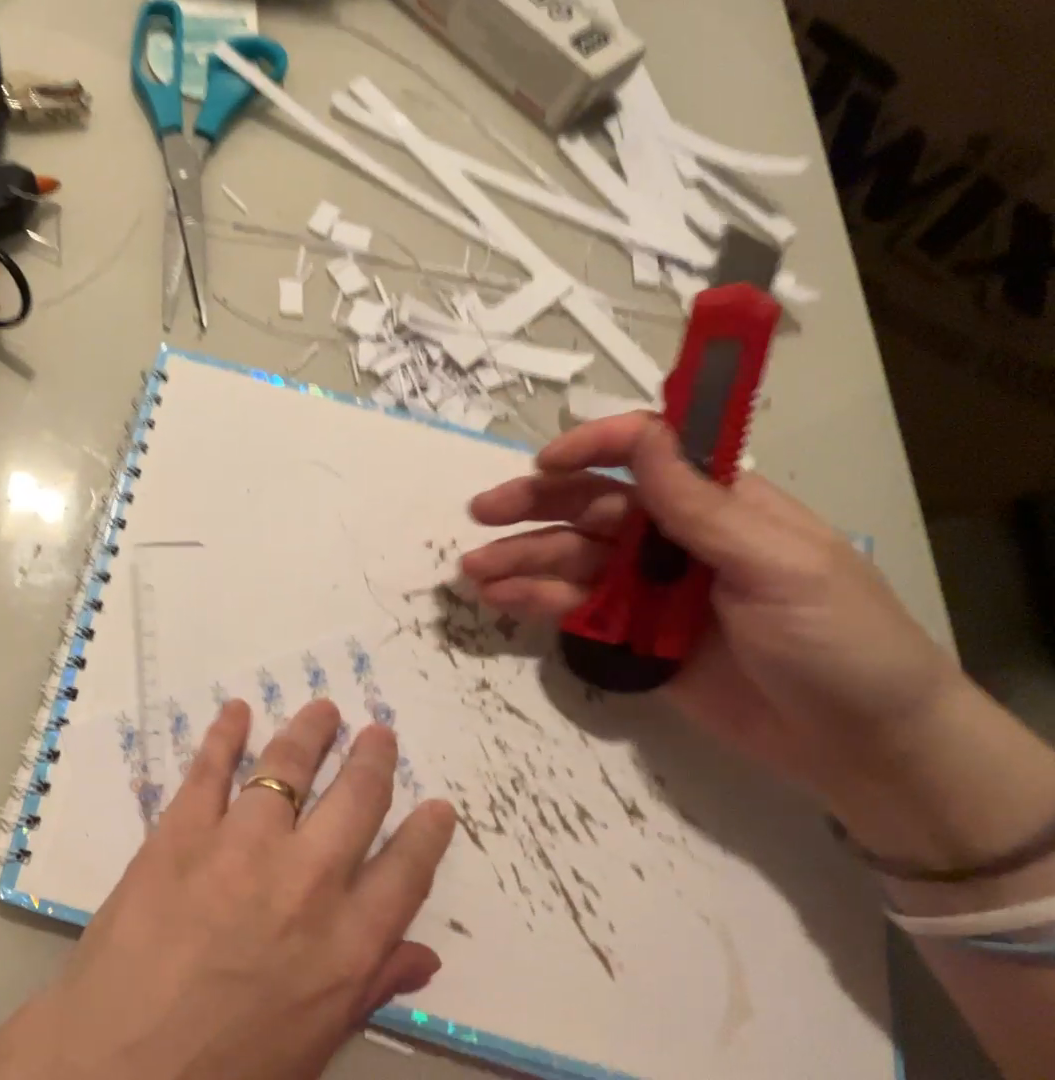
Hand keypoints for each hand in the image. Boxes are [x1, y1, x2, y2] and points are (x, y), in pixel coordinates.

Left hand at [0, 699, 456, 1079]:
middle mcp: (305, 881)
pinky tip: (236, 712)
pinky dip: (224, 735)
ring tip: (322, 709)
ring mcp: (241, 846)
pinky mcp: (181, 831)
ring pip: (286, 770)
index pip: (406, 873)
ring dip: (308, 734)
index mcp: (347, 943)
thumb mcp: (314, 1042)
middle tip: (379, 734)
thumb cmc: (227, 1067)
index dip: (426, 835)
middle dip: (372, 762)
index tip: (437, 805)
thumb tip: (422, 955)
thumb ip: (368, 987)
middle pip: (354, 803)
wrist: (124, 1060)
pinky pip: (209, 770)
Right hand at [458, 412, 960, 803]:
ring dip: (521, 557)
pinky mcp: (631, 636)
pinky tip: (498, 599)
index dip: (597, 448)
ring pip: (571, 557)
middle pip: (592, 504)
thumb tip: (644, 437)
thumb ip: (701, 508)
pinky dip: (532, 600)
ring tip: (472, 570)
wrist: (861, 748)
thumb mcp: (779, 567)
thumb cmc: (840, 643)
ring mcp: (649, 588)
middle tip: (481, 513)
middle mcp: (676, 537)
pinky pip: (571, 608)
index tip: (547, 462)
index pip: (650, 455)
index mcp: (721, 506)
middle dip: (535, 504)